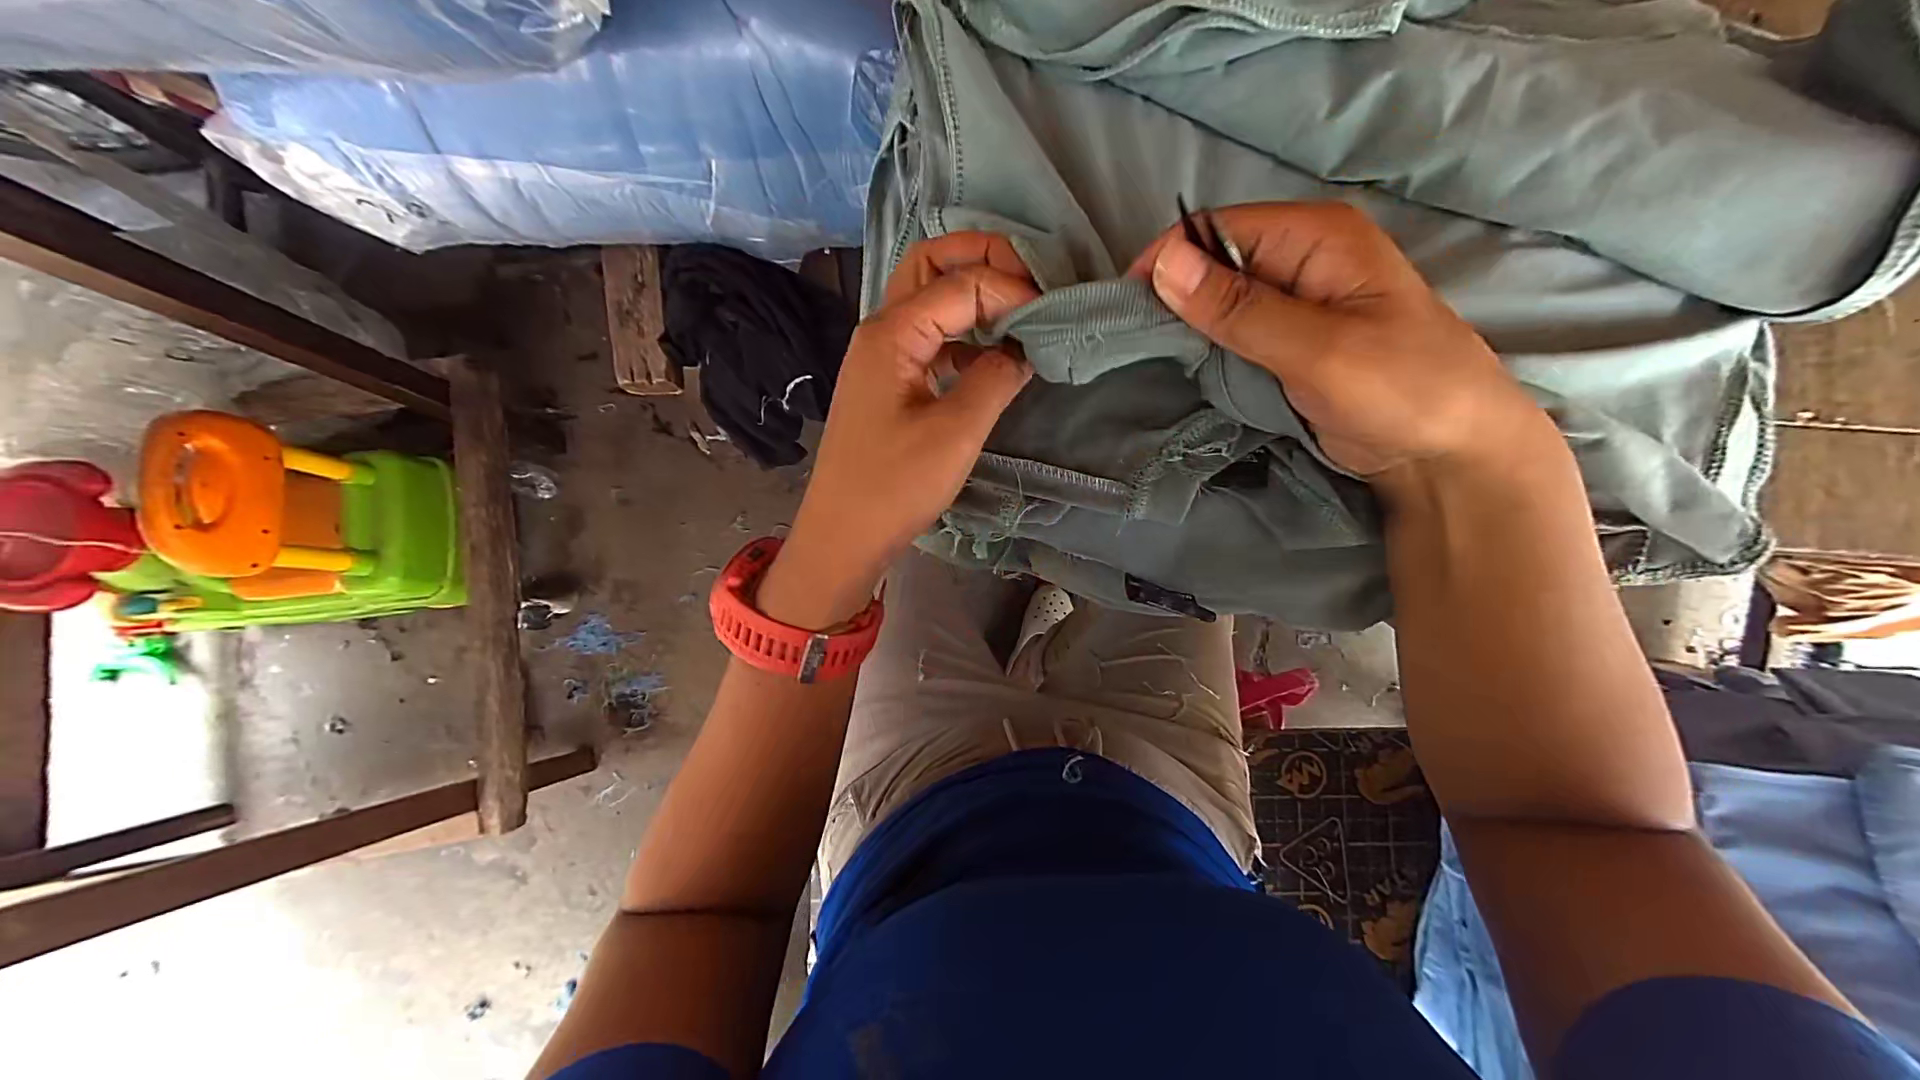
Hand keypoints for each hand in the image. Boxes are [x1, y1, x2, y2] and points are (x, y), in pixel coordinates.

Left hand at [756, 233, 1038, 628]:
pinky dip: (963, 334)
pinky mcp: (887, 382)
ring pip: (928, 299)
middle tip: (1032, 282)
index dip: (1011, 290)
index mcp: (892, 333)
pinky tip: (993, 356)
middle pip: (930, 264)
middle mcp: (881, 330)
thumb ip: (996, 377)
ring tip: (1020, 313)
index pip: (961, 283)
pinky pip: (929, 338)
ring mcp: (881, 356)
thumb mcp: (956, 432)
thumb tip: (1025, 346)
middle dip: (983, 260)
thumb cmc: (894, 486)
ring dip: (972, 294)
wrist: (843, 535)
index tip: (1052, 314)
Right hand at [1127, 201, 1549, 480]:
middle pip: (1213, 263)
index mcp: (1316, 237)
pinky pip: (1232, 333)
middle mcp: (1301, 258)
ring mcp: (1295, 302)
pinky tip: (1185, 370)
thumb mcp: (1316, 349)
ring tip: (1151, 360)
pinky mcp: (1288, 341)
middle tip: (1134, 344)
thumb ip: (1239, 309)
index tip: (1124, 311)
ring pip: (1218, 302)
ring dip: (1186, 328)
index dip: (1167, 262)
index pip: (1215, 230)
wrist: (1449, 453)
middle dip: (1172, 298)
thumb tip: (1164, 263)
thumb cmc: (1401, 391)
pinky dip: (1206, 349)